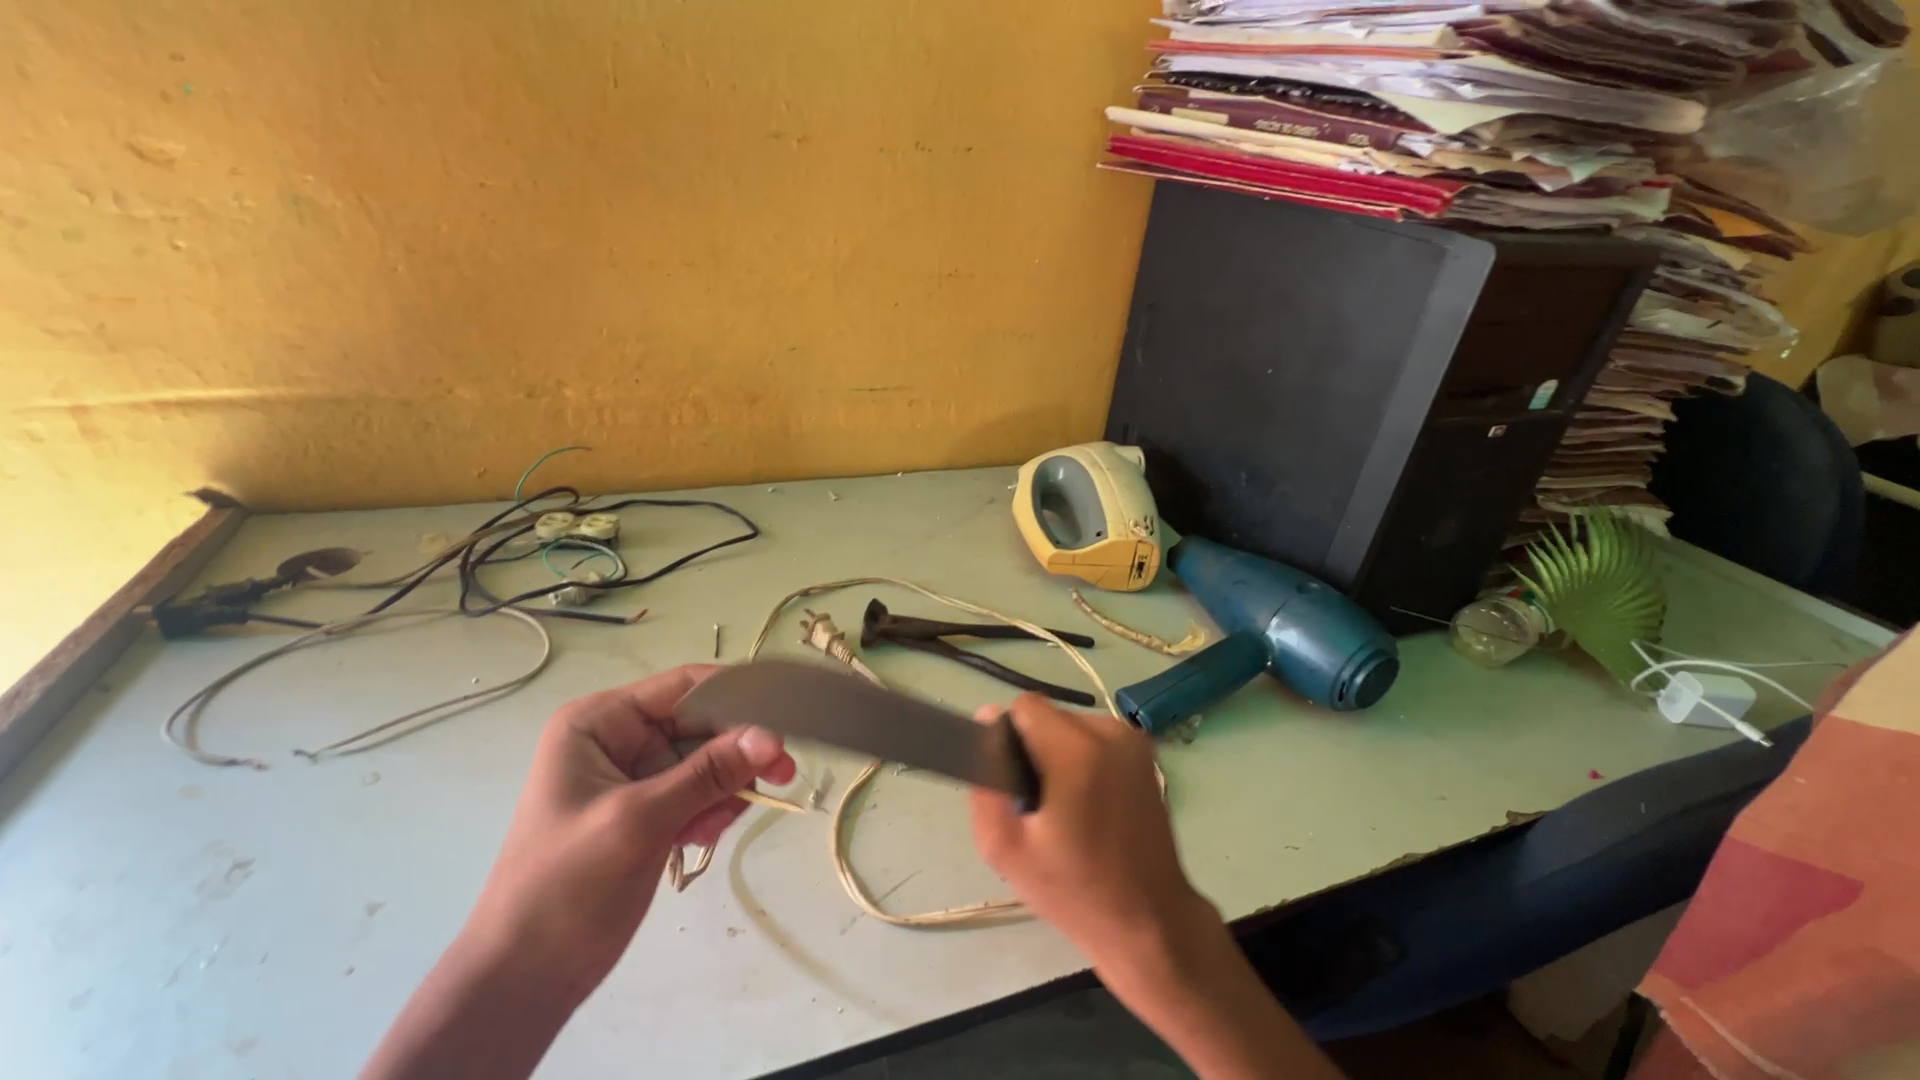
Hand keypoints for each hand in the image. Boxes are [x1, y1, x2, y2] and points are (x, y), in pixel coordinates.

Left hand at [464, 664, 795, 998]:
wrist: (526, 976)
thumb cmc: (566, 887)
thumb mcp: (640, 820)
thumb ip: (708, 774)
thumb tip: (772, 737)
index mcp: (599, 723)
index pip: (683, 688)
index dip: (737, 697)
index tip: (787, 720)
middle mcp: (618, 739)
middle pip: (701, 723)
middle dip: (736, 751)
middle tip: (783, 777)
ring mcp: (634, 778)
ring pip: (707, 761)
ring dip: (724, 788)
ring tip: (713, 827)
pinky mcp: (649, 813)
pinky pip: (700, 792)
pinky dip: (712, 810)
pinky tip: (701, 838)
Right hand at [970, 696, 1343, 1079]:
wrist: (1150, 921)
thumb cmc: (1074, 892)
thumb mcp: (1005, 848)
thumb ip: (986, 779)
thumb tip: (987, 721)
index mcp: (1078, 752)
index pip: (1024, 707)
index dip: (1009, 739)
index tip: (1012, 783)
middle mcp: (1111, 733)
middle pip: (1048, 716)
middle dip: (1033, 749)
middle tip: (1036, 805)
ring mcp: (1134, 742)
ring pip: (1070, 726)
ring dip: (1057, 754)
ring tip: (1064, 810)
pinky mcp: (1146, 754)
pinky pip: (1094, 739)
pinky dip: (1082, 760)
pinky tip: (1087, 805)